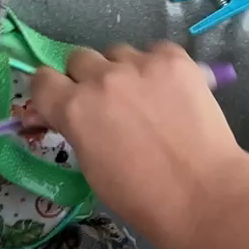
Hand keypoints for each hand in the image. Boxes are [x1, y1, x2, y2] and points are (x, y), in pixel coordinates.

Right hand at [30, 41, 248, 248]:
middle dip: (86, 78)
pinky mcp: (173, 58)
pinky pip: (154, 50)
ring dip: (121, 69)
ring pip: (116, 51)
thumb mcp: (93, 169)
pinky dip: (156, 66)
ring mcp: (139, 63)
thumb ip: (78, 130)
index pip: (42, 79)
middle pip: (79, 58)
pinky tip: (170, 91)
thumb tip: (71, 116)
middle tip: (106, 102)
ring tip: (144, 96)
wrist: (206, 196)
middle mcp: (102, 78)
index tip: (60, 99)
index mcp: (75, 108)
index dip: (49, 90)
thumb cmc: (145, 199)